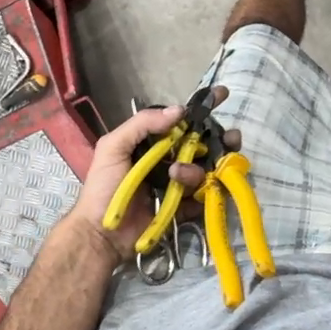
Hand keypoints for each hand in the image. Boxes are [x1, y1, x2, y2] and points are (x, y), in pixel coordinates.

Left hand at [66, 89, 236, 261]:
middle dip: (221, 138)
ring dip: (196, 169)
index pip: (183, 121)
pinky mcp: (185, 207)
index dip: (203, 108)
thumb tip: (180, 110)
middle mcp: (172, 159)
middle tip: (229, 139)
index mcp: (155, 143)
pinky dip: (203, 192)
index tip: (223, 95)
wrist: (101, 235)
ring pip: (206, 168)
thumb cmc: (104, 187)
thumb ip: (142, 124)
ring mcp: (180, 184)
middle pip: (205, 144)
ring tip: (176, 175)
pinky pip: (204, 195)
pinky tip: (190, 194)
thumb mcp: (113, 147)